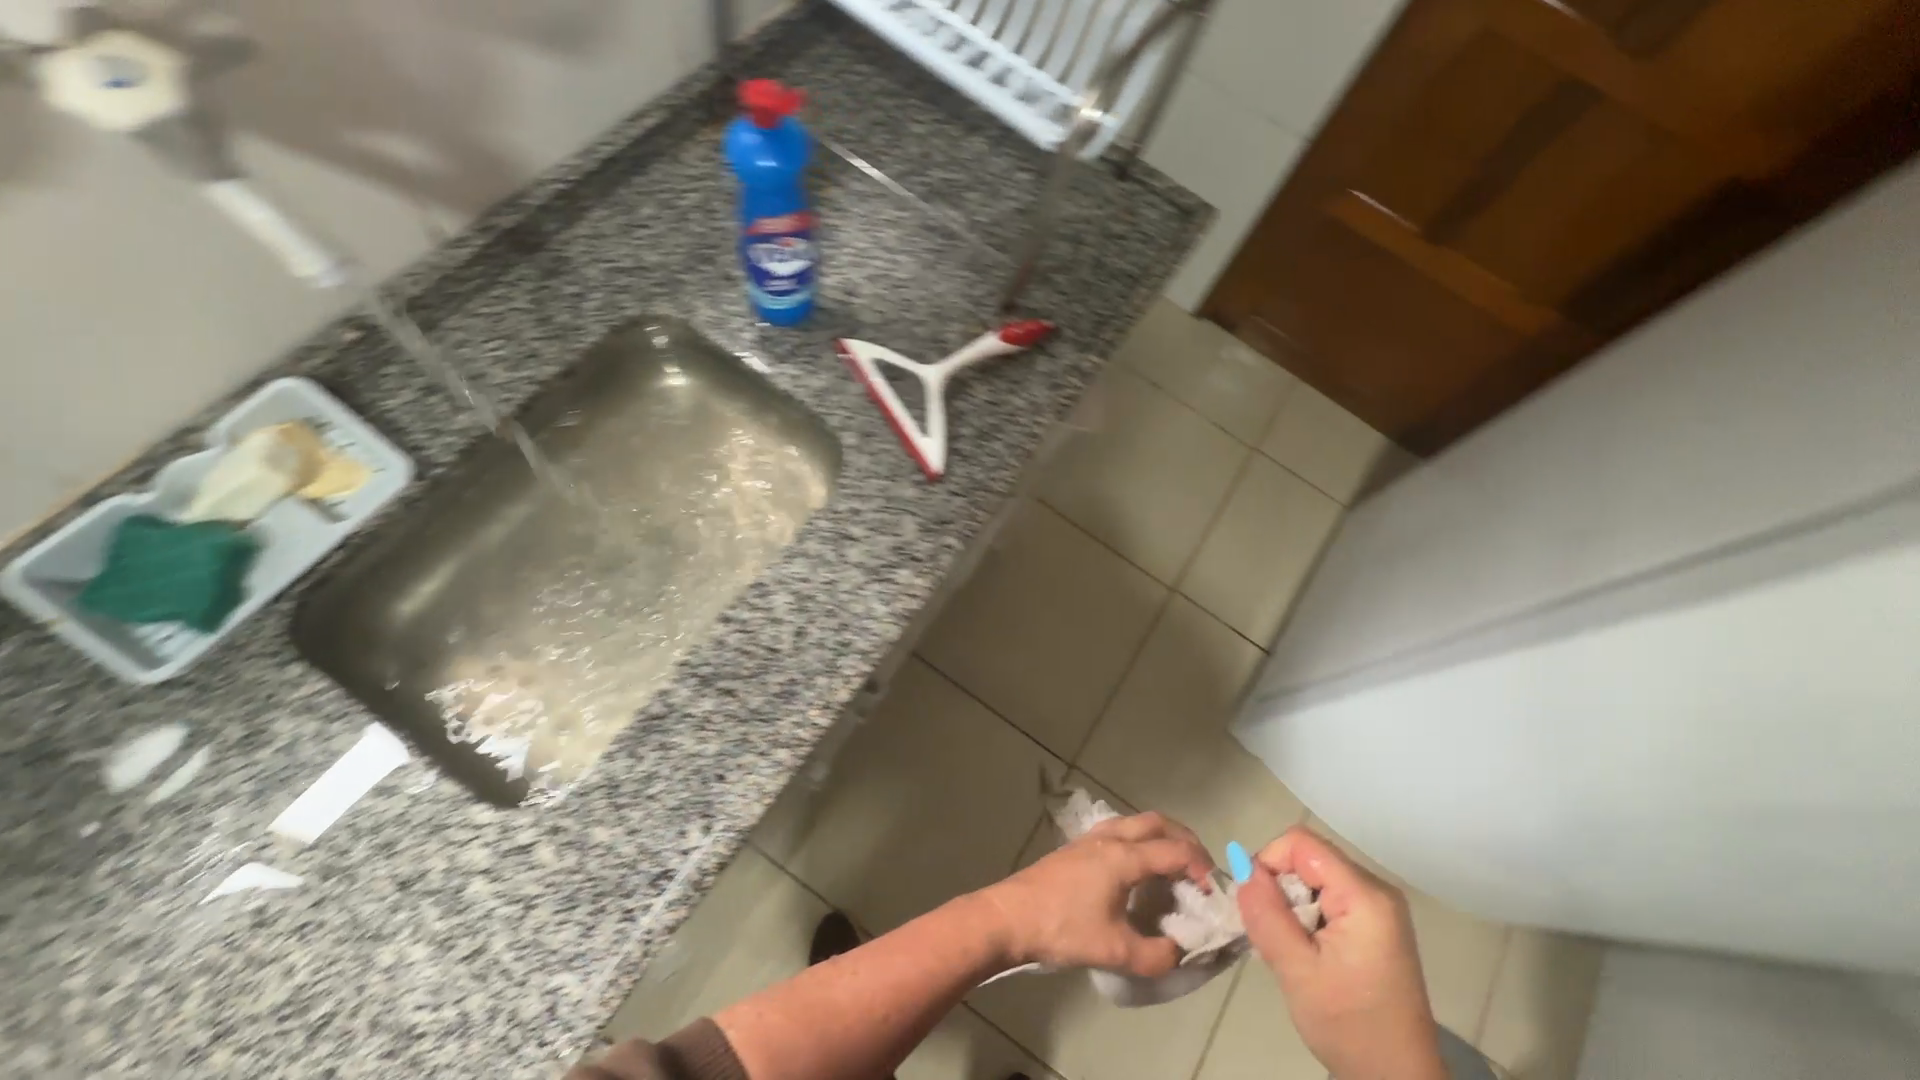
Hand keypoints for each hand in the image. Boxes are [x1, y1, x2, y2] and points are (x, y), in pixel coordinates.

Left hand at [977, 812, 1214, 976]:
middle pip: (1158, 823)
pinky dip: (1139, 841)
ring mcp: (1089, 839)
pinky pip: (1118, 831)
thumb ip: (1156, 955)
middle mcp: (1110, 839)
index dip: (1202, 869)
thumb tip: (1181, 952)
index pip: (1176, 851)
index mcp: (1123, 857)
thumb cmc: (1061, 929)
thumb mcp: (1115, 951)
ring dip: (1161, 837)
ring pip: (1135, 822)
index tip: (1213, 893)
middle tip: (1200, 871)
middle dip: (1186, 842)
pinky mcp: (1075, 848)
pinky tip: (1136, 870)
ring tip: (1173, 868)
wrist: (1008, 917)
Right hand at [1237, 827, 1446, 1079]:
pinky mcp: (1373, 925)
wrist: (1396, 1079)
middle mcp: (1376, 891)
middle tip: (1271, 934)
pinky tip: (1305, 953)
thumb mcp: (1298, 972)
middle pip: (1308, 858)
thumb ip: (1267, 915)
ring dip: (1289, 905)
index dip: (1268, 862)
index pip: (1301, 844)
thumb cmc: (1350, 1026)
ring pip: (1313, 879)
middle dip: (1278, 887)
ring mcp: (1378, 909)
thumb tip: (1243, 870)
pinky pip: (1326, 898)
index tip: (1255, 904)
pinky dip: (1304, 917)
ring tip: (1288, 948)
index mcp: (1365, 896)